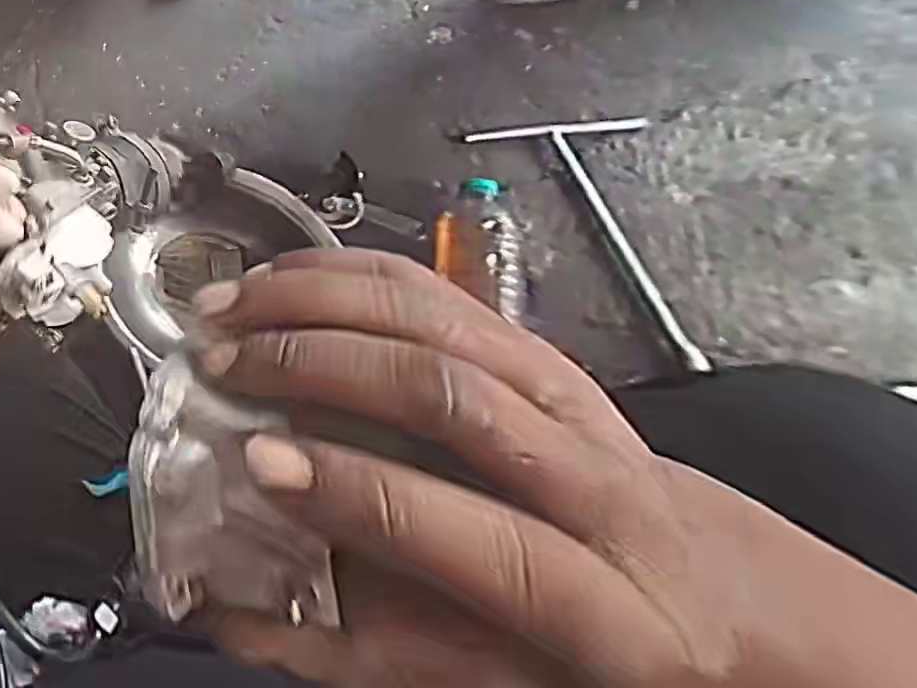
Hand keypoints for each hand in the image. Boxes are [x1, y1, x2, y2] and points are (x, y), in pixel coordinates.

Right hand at [192, 249, 916, 687]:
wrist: (698, 576)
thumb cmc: (575, 642)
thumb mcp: (478, 676)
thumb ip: (347, 651)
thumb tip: (218, 612)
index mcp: (608, 602)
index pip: (485, 540)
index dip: (357, 492)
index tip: (255, 458)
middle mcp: (594, 475)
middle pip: (444, 391)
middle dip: (312, 366)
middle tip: (223, 364)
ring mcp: (559, 385)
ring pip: (426, 316)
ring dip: (307, 299)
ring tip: (228, 306)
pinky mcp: (524, 337)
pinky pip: (420, 281)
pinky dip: (333, 269)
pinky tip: (273, 276)